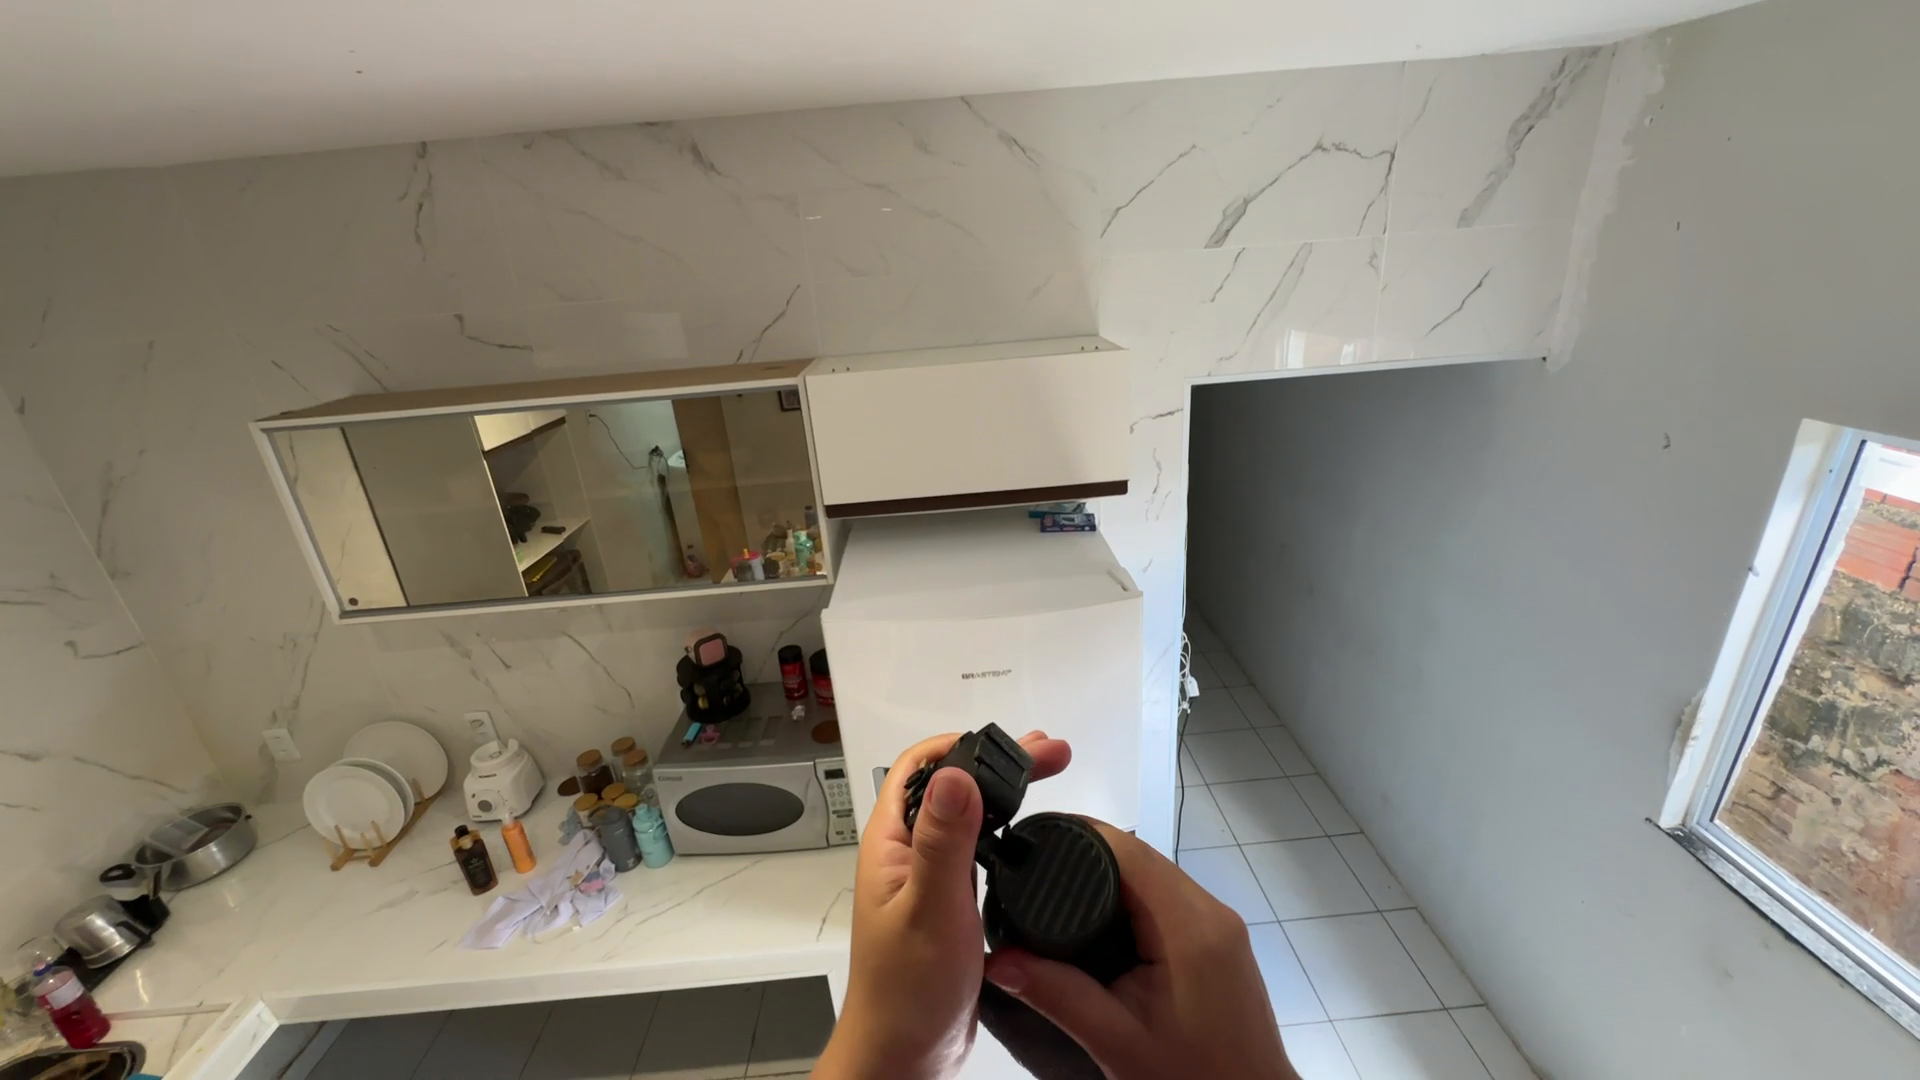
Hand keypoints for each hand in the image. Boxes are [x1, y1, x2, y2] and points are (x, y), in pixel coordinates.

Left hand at [814, 730, 1070, 1079]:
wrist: (906, 1056)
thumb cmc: (904, 994)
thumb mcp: (930, 910)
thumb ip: (943, 842)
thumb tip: (958, 777)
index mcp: (891, 842)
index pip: (920, 766)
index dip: (962, 745)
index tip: (1008, 744)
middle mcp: (906, 850)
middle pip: (951, 784)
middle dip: (998, 762)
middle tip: (1048, 754)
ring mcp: (928, 873)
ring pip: (966, 813)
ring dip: (1003, 789)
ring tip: (1045, 773)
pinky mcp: (948, 897)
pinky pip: (975, 846)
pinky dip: (1003, 826)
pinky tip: (1025, 830)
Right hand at [982, 822, 1298, 1079]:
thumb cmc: (1189, 1079)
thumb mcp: (1116, 1042)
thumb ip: (1056, 994)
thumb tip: (996, 960)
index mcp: (1189, 924)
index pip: (1128, 849)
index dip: (1079, 833)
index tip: (1034, 839)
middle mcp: (1210, 909)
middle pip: (1141, 855)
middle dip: (1089, 852)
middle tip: (1034, 864)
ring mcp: (1221, 922)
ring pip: (1155, 872)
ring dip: (1111, 872)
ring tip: (1058, 886)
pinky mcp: (1221, 938)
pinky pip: (1168, 894)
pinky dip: (1133, 894)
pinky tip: (1102, 916)